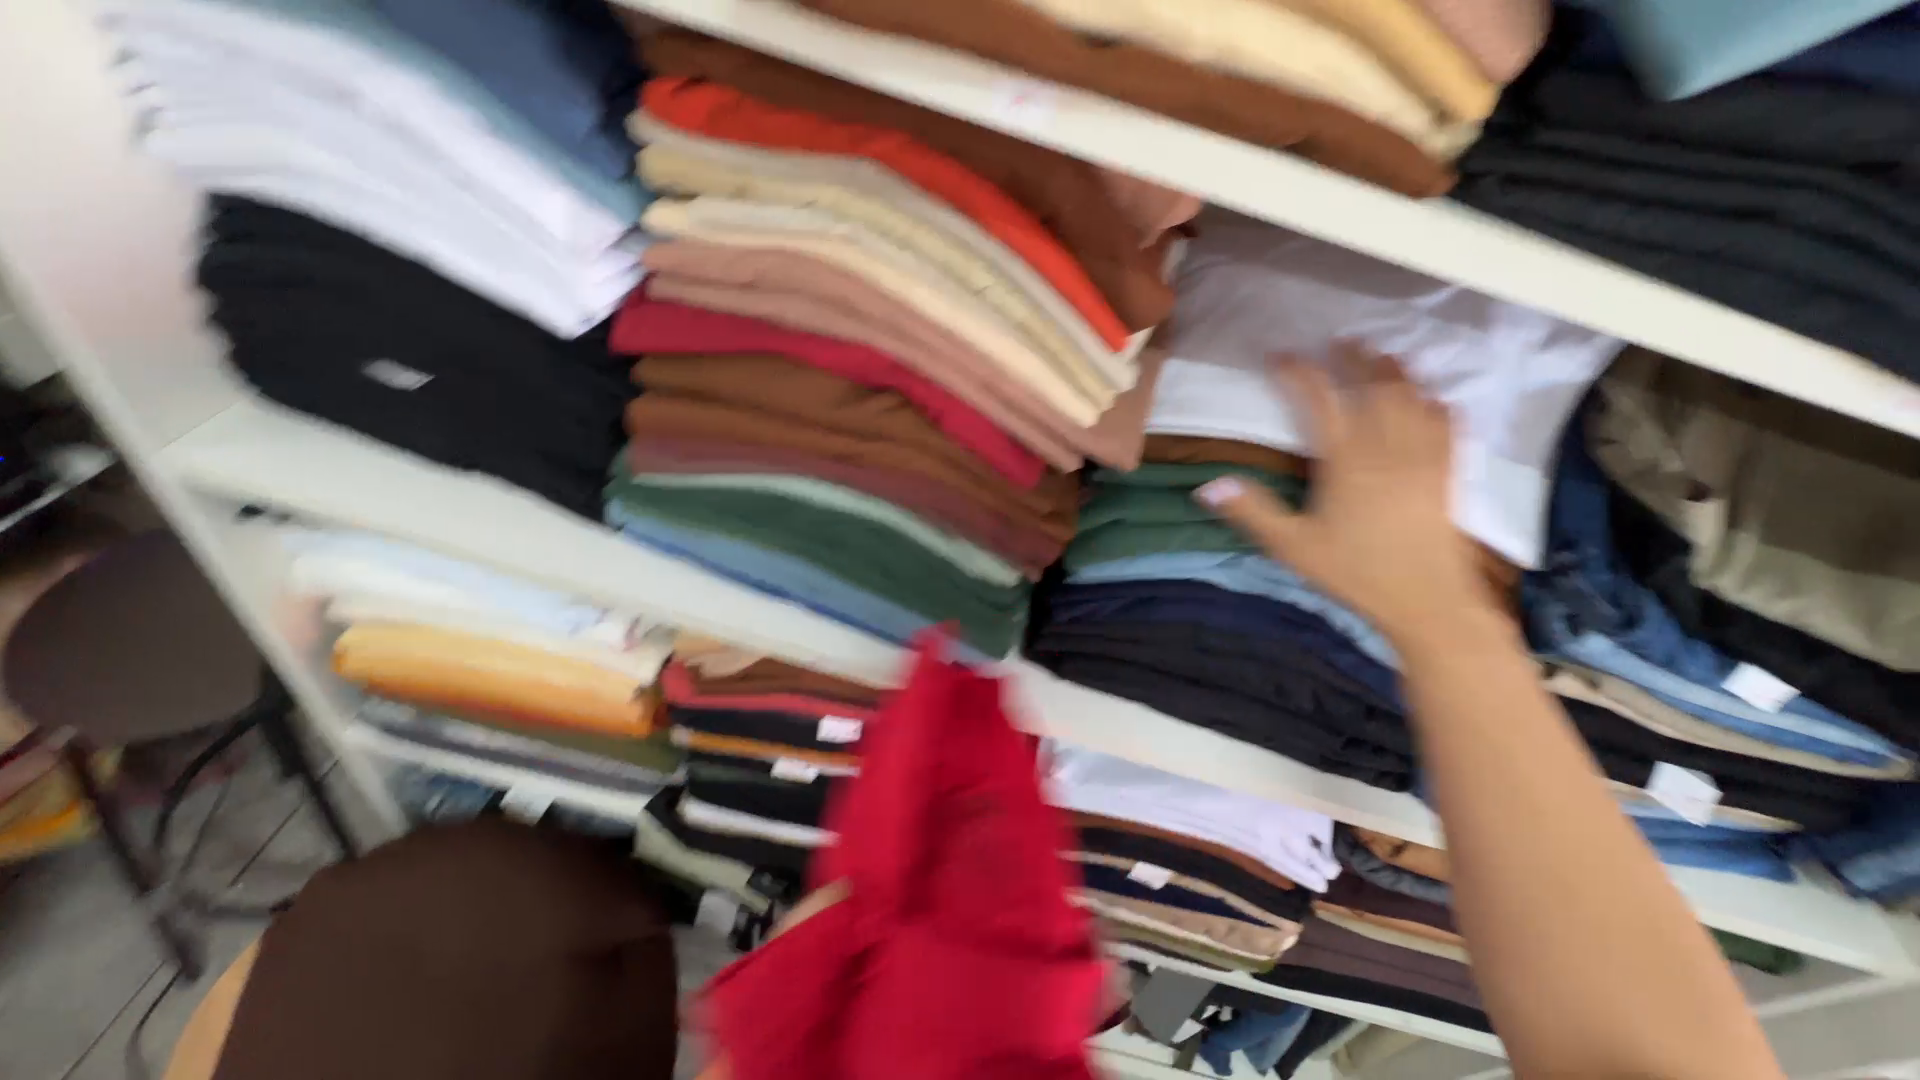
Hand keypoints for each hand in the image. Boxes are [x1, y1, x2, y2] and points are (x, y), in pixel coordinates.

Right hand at [1192, 342, 1490, 640]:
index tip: (1279, 356)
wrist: (1428, 601)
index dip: (1298, 373)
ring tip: (1382, 356)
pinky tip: (1433, 398)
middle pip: (1374, 386)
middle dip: (1355, 359)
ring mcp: (1424, 457)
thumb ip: (1252, 512)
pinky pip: (1448, 425)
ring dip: (1396, 371)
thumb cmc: (1355, 573)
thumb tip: (1209, 486)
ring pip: (1413, 398)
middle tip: (1339, 342)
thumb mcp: (1292, 547)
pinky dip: (1438, 404)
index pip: (1320, 400)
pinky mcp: (1449, 473)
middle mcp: (1388, 448)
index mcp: (1346, 461)